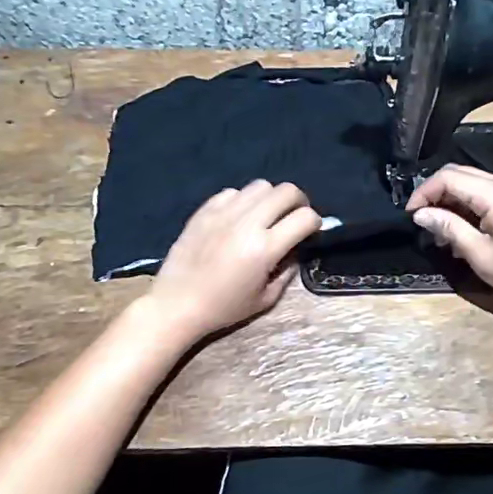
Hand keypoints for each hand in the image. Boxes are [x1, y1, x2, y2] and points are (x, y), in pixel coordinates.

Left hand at [142, 180, 322, 340]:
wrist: (177, 303)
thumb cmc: (223, 308)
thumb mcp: (265, 299)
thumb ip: (286, 271)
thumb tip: (295, 250)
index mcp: (265, 248)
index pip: (305, 218)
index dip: (315, 222)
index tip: (311, 231)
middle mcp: (247, 223)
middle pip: (286, 191)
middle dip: (298, 202)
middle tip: (294, 216)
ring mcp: (223, 213)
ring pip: (260, 185)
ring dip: (271, 198)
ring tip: (266, 215)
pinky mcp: (204, 210)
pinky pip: (233, 192)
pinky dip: (243, 200)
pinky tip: (238, 217)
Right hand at [406, 164, 492, 304]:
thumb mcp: (479, 253)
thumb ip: (448, 228)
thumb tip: (420, 214)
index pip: (448, 177)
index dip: (424, 192)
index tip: (411, 215)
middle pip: (458, 173)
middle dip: (434, 193)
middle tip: (422, 220)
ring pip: (470, 182)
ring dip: (449, 200)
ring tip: (439, 231)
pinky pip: (483, 193)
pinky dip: (465, 206)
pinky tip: (460, 231)